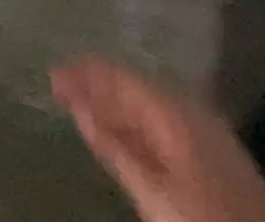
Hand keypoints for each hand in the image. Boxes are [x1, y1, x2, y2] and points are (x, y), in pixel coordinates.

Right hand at [51, 57, 264, 221]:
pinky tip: (118, 132)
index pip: (122, 78)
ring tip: (80, 105)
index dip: (86, 72)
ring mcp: (205, 133)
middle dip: (97, 85)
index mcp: (177, 114)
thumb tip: (78, 106)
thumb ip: (114, 148)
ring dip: (113, 104)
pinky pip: (162, 125)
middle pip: (136, 87)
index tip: (53, 73)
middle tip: (59, 86)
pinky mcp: (211, 156)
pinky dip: (134, 124)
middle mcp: (192, 112)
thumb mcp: (152, 192)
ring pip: (148, 106)